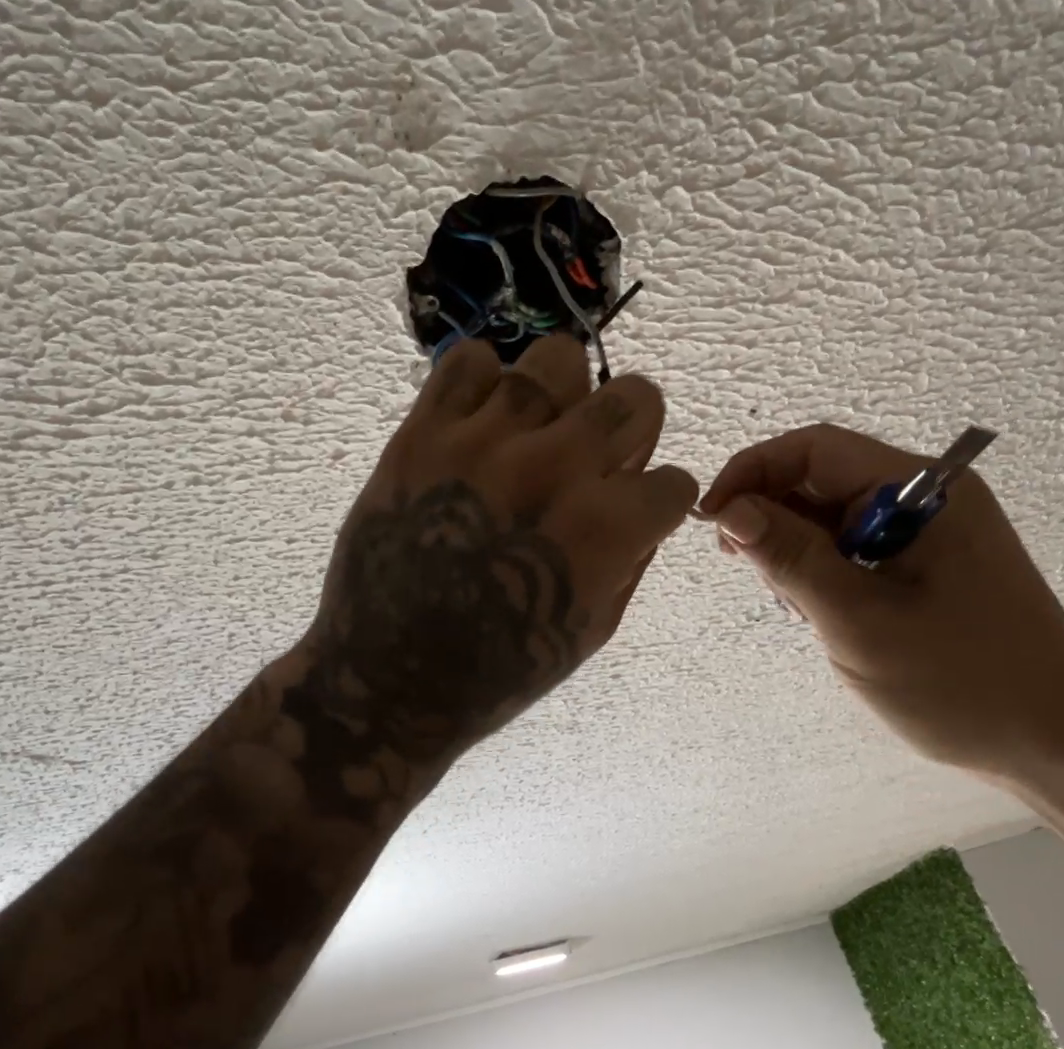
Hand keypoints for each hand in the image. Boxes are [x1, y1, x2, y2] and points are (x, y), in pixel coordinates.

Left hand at [301, 334, 696, 774]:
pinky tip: (478, 425)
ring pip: (557, 358)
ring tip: (535, 432)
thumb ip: (631, 555)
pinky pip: (469, 361)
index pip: (674, 479)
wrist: (389, 675)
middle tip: (594, 459)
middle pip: (636, 396)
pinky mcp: (424, 431)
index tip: (633, 511)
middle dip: (629, 431)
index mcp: (606, 528)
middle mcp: (556, 468)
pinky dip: (481, 385)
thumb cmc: (500, 668)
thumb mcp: (593, 630)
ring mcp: (486, 441)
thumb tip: (641, 500)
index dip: (657, 500)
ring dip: (561, 396)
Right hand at [701, 423, 1063, 775]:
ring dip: (797, 549)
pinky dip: (825, 570)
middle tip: (750, 571)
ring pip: (835, 516)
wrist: (1058, 742)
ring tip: (794, 603)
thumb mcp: (859, 621)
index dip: (753, 472)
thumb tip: (729, 511)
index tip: (712, 520)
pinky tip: (821, 610)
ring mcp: (931, 532)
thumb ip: (791, 559)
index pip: (816, 450)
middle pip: (823, 480)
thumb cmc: (962, 682)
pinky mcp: (929, 564)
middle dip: (773, 517)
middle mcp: (929, 498)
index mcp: (924, 492)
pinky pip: (857, 547)